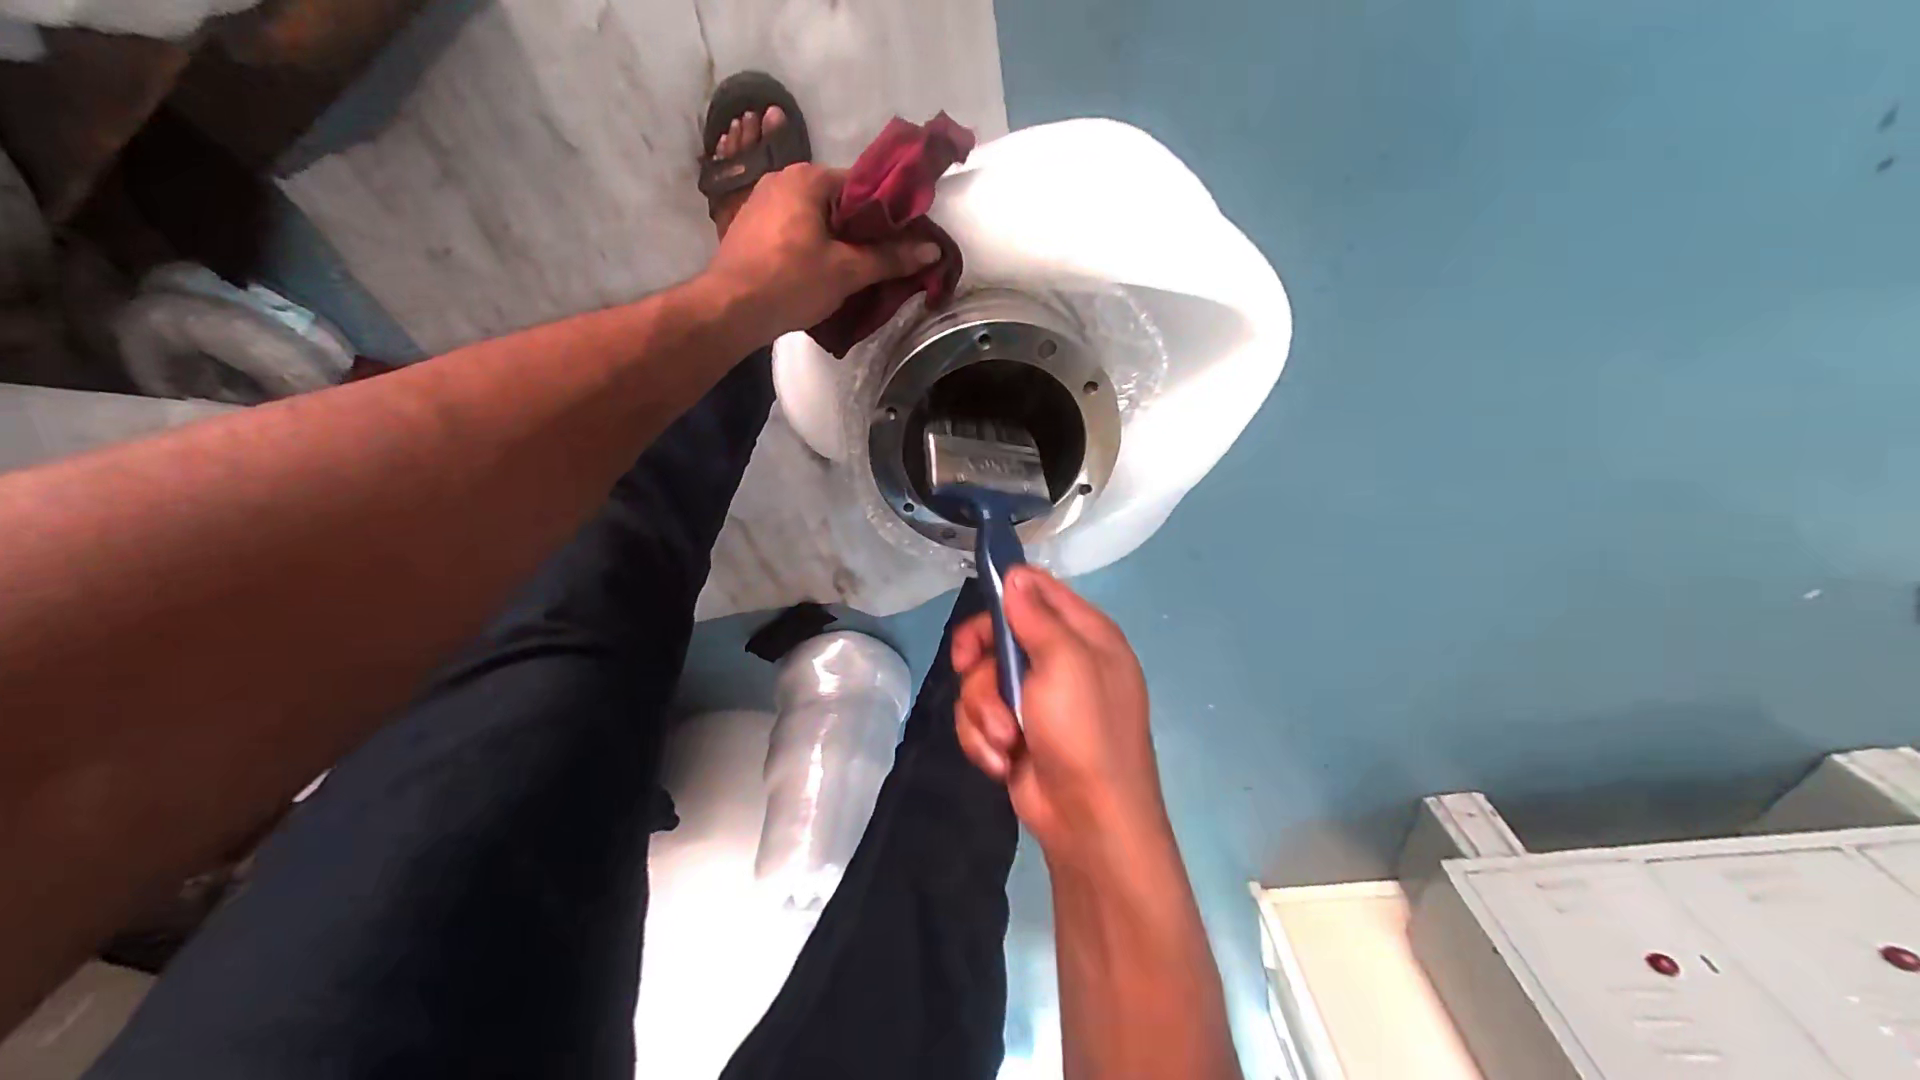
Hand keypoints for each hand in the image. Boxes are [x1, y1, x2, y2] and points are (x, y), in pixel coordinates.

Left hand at [701, 163, 940, 343]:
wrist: (730, 309)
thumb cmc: (790, 282)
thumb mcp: (847, 271)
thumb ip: (890, 258)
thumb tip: (932, 250)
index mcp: (808, 178)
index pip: (862, 186)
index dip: (887, 214)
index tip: (902, 241)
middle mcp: (782, 179)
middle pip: (837, 202)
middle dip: (859, 230)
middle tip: (880, 262)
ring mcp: (761, 202)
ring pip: (814, 218)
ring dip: (835, 241)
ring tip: (852, 272)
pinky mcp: (750, 228)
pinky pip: (793, 231)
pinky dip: (810, 247)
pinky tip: (819, 273)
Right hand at [951, 567, 1168, 864]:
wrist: (1089, 821)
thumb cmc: (1084, 731)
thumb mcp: (1065, 663)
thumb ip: (1035, 616)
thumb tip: (1013, 574)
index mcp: (1084, 634)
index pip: (1037, 589)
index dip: (1003, 595)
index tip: (979, 614)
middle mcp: (1059, 660)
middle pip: (997, 637)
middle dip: (981, 665)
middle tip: (969, 671)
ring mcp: (1035, 699)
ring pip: (980, 681)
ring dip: (983, 713)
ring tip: (1006, 740)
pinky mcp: (1015, 732)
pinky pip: (979, 718)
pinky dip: (984, 740)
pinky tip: (1002, 761)